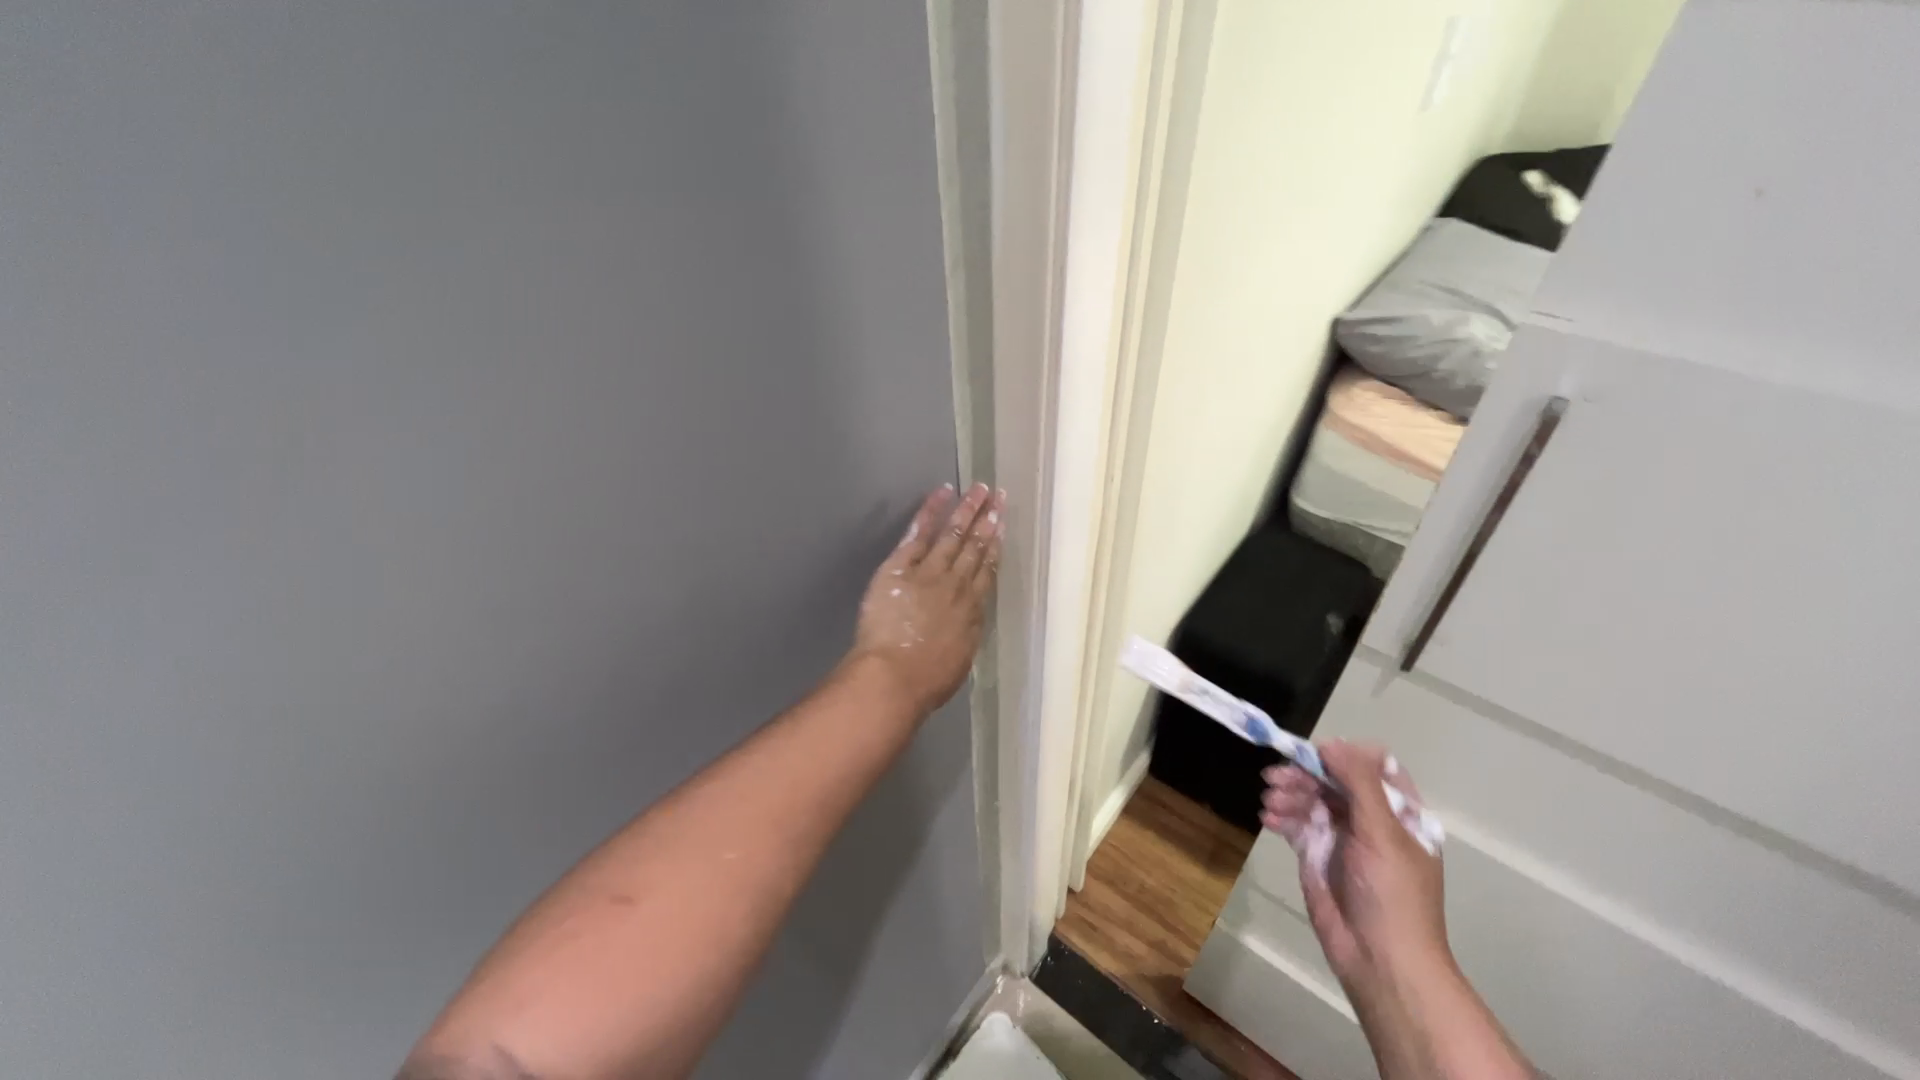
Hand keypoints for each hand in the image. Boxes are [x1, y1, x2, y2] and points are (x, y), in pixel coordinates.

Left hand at [849, 482, 1002, 714]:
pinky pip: (918, 533)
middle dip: (987, 519)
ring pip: (953, 534)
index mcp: (972, 610)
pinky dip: (931, 511)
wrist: (895, 676)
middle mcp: (956, 585)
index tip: (1002, 526)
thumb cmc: (927, 682)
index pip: (987, 571)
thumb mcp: (960, 660)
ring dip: (967, 509)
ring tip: (979, 488)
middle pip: (974, 547)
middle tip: (998, 496)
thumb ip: (965, 635)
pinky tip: (942, 493)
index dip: (996, 547)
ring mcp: (929, 572)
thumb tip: (968, 621)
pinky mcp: (900, 567)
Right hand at [1260, 741, 1449, 993]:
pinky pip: (1296, 824)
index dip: (1345, 755)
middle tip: (1276, 776)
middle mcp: (1371, 819)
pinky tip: (1267, 817)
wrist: (1380, 959)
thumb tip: (1332, 744)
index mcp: (1400, 812)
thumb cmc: (1392, 894)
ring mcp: (1342, 838)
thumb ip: (1359, 783)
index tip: (1316, 755)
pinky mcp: (1317, 855)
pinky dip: (1281, 816)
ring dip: (1289, 793)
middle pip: (1334, 779)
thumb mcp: (1382, 833)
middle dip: (1306, 773)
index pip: (1374, 766)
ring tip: (1270, 799)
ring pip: (1311, 799)